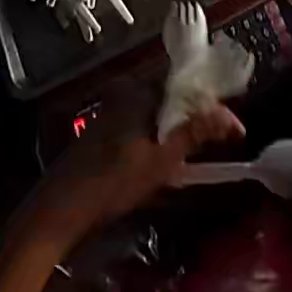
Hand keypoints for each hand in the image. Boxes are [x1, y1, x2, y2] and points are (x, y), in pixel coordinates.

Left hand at [32, 82, 244, 242]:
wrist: (58, 210)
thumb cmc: (112, 182)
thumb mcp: (161, 161)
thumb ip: (195, 133)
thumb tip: (230, 117)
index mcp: (141, 89)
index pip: (187, 81)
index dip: (213, 99)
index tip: (233, 124)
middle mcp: (128, 90)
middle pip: (174, 93)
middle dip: (199, 112)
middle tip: (222, 135)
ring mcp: (115, 107)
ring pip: (160, 108)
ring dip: (181, 124)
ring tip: (201, 146)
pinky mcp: (108, 126)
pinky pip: (145, 119)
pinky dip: (162, 132)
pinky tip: (171, 153)